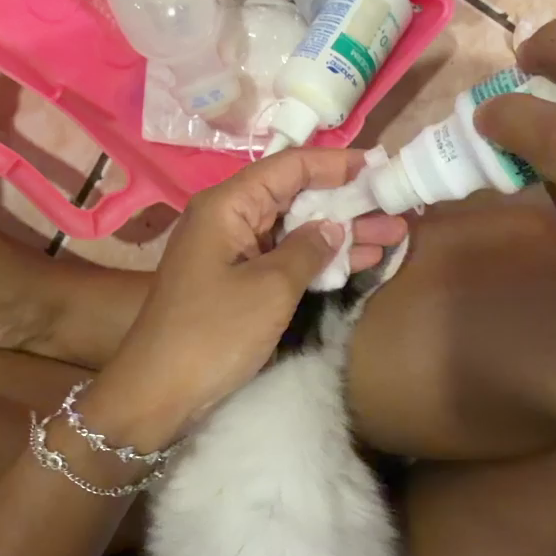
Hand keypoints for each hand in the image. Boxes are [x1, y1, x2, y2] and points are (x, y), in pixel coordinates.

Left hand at [87, 150, 406, 446]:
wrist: (158, 391)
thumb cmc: (212, 333)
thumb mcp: (269, 289)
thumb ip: (308, 250)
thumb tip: (334, 227)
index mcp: (227, 205)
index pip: (289, 167)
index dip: (336, 164)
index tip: (380, 167)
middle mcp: (227, 218)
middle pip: (294, 196)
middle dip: (347, 202)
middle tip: (397, 210)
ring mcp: (231, 250)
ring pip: (293, 228)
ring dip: (340, 233)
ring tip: (394, 235)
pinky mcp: (235, 280)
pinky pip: (283, 257)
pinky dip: (318, 259)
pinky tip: (359, 261)